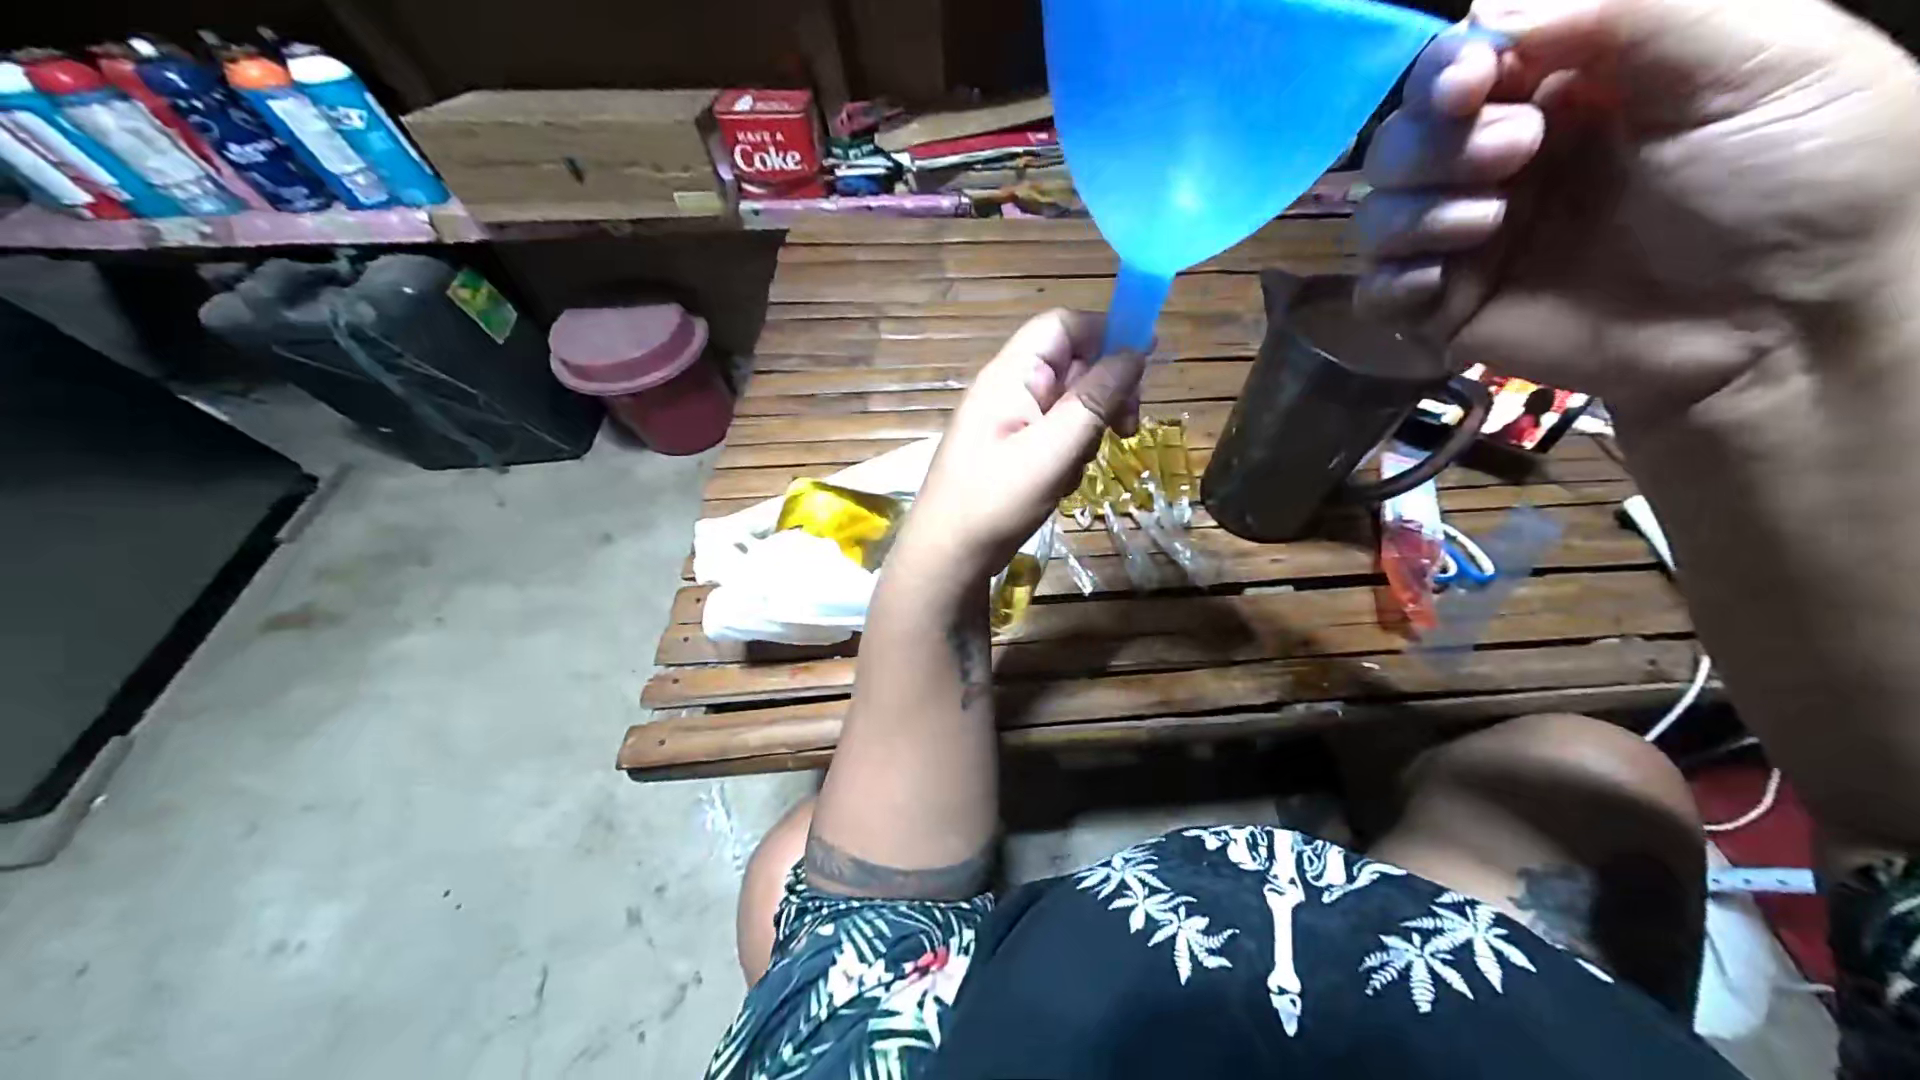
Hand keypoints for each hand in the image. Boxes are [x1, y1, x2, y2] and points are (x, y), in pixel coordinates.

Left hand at [899, 309, 1146, 575]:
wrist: (950, 554)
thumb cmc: (995, 500)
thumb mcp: (1052, 450)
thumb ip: (1095, 399)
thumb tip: (1136, 351)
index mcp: (1010, 375)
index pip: (1063, 325)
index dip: (1105, 332)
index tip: (1142, 364)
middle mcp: (1010, 389)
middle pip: (1073, 364)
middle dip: (1104, 393)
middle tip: (1126, 429)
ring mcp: (1011, 420)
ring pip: (1071, 404)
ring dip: (1087, 432)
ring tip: (1074, 469)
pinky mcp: (1016, 449)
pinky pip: (1058, 435)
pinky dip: (1070, 455)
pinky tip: (1060, 483)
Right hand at [1356, 0, 1919, 422]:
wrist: (1771, 327)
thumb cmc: (1790, 183)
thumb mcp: (1758, 59)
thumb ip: (1635, 12)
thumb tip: (1488, 14)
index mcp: (1568, 92)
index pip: (1463, 67)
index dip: (1444, 71)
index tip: (1467, 86)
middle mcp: (1501, 164)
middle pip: (1401, 140)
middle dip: (1435, 148)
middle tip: (1512, 161)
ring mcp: (1467, 241)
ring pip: (1375, 213)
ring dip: (1414, 216)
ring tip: (1485, 229)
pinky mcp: (1444, 308)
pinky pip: (1373, 291)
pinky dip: (1390, 283)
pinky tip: (1438, 284)